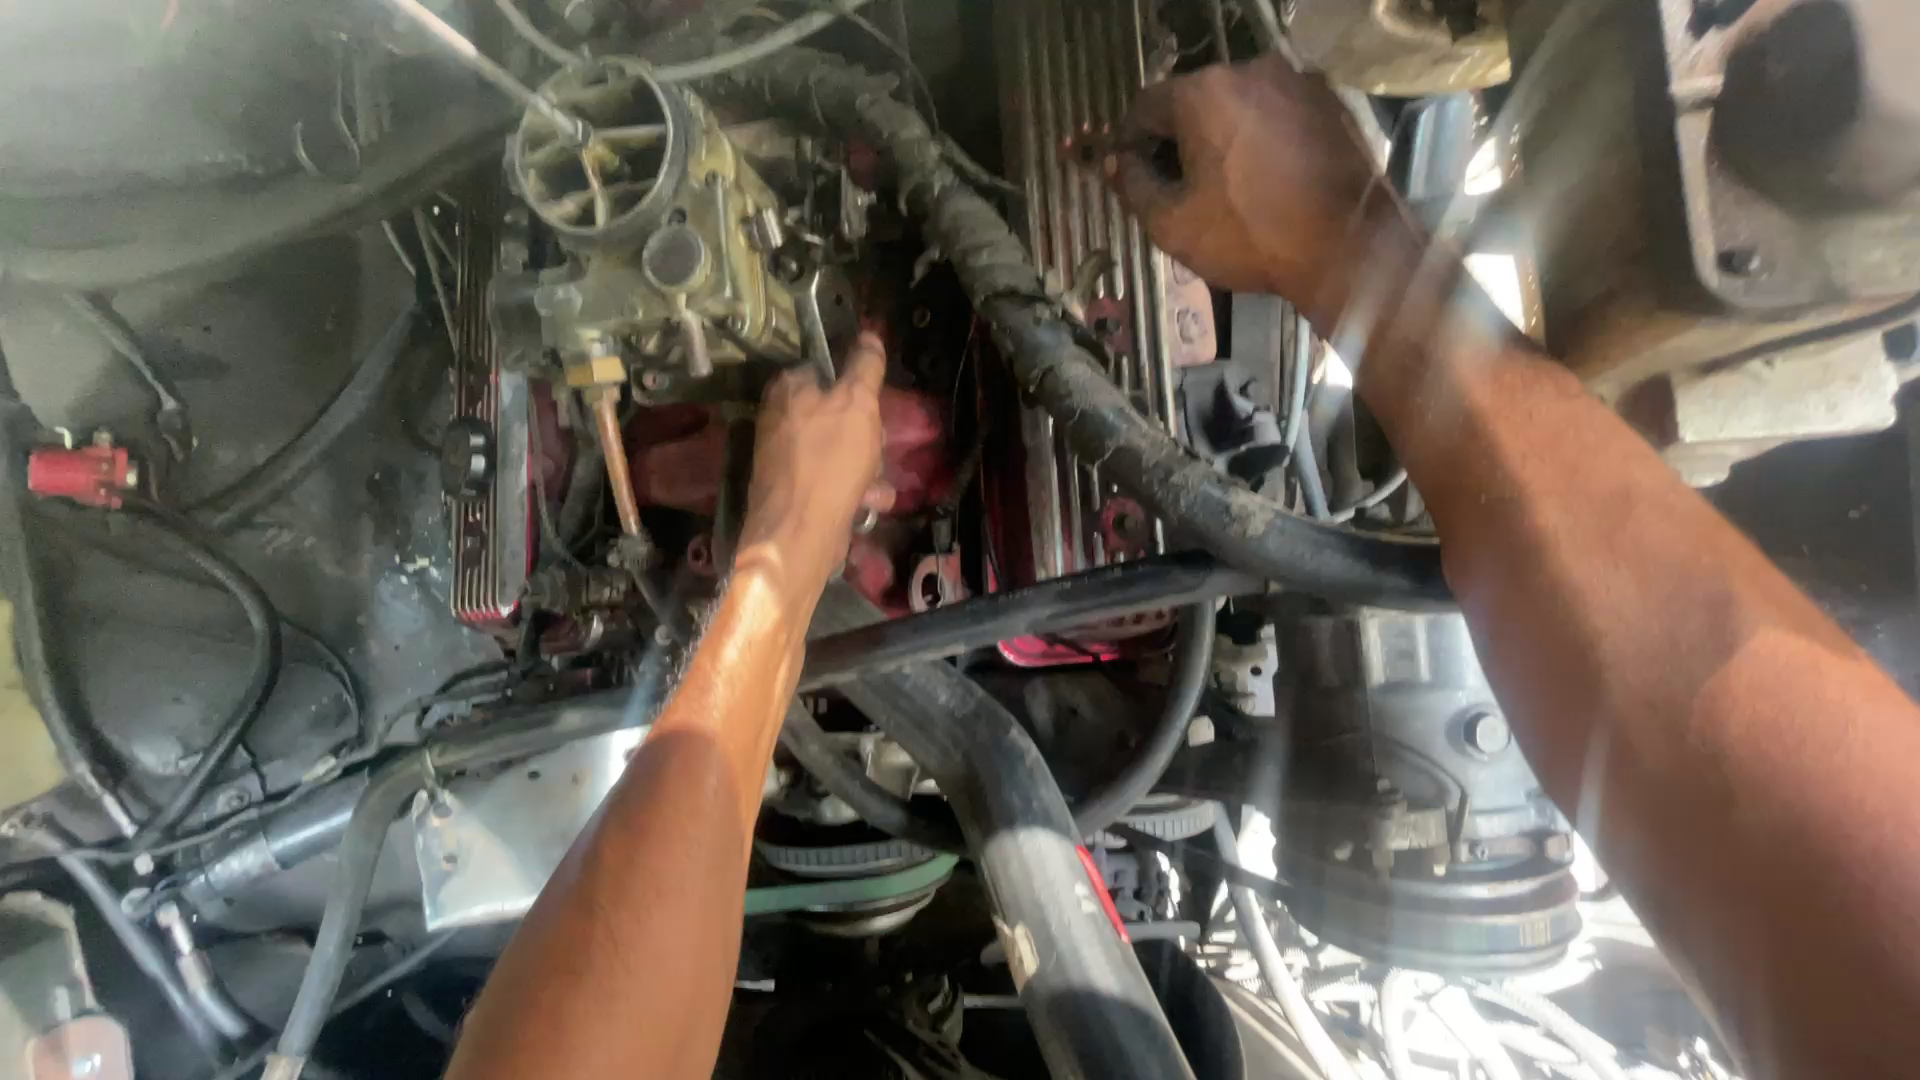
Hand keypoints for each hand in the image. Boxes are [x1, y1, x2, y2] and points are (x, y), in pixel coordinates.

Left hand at [737, 332, 890, 604]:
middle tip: (875, 450)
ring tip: (873, 486)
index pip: (827, 370)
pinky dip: (855, 491)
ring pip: (844, 451)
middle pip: (840, 414)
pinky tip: (866, 504)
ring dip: (868, 469)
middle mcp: (780, 420)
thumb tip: (869, 334)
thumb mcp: (857, 404)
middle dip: (867, 436)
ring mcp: (787, 458)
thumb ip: (864, 367)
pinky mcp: (797, 492)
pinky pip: (836, 481)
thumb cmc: (830, 462)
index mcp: (787, 390)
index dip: (857, 388)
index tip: (874, 408)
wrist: (801, 533)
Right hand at [1104, 55, 1418, 326]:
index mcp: (1203, 93)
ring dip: (1217, 137)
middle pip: (1192, 101)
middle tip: (1171, 186)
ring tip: (1217, 185)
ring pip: (1235, 106)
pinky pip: (1274, 113)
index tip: (1126, 173)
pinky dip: (1257, 138)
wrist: (1344, 245)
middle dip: (1175, 139)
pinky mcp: (1328, 101)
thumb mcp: (1172, 224)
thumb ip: (1133, 187)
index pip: (1144, 106)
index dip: (1128, 141)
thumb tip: (1115, 163)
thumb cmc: (1247, 236)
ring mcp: (1295, 81)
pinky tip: (1258, 178)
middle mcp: (1249, 70)